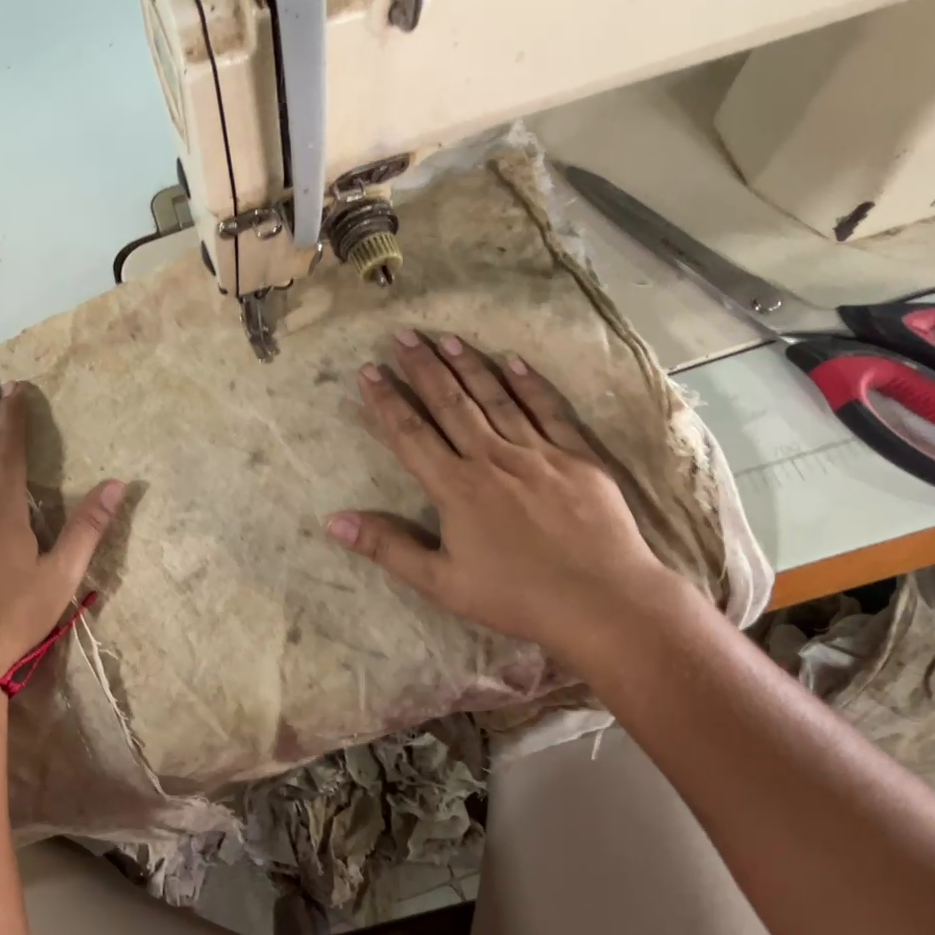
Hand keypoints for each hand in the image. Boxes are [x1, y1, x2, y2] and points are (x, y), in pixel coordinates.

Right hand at [326, 330, 680, 656]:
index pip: (410, 434)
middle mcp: (492, 459)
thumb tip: (333, 521)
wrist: (602, 600)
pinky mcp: (577, 457)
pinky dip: (529, 384)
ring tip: (445, 337)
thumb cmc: (514, 596)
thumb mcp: (440, 582)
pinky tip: (514, 361)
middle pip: (450, 403)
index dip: (386, 401)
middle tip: (403, 335)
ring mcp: (537, 453)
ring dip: (468, 365)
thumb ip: (387, 547)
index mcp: (455, 488)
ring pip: (496, 398)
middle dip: (423, 368)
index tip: (368, 371)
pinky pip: (548, 409)